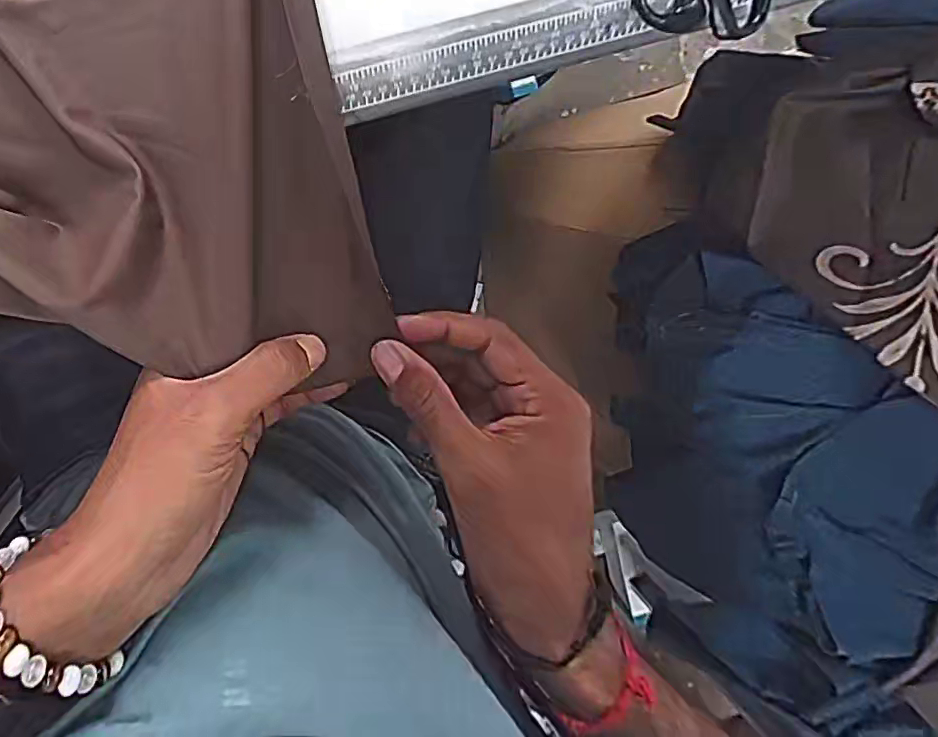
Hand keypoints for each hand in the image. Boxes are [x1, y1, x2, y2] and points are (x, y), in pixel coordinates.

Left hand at [0, 335, 344, 659]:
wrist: (133, 563)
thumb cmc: (156, 482)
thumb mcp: (214, 412)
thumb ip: (263, 373)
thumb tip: (312, 344)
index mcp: (179, 362)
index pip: (229, 321)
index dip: (266, 307)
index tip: (307, 291)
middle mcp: (196, 383)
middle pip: (251, 351)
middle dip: (289, 337)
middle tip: (335, 316)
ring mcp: (215, 416)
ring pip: (265, 382)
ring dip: (299, 370)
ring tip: (343, 349)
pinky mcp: (231, 447)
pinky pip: (271, 413)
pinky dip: (298, 401)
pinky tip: (325, 389)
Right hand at [372, 312, 596, 662]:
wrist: (542, 609)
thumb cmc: (519, 539)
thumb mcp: (465, 460)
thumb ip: (426, 399)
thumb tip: (388, 352)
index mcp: (549, 398)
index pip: (492, 338)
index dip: (443, 327)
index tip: (398, 328)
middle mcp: (543, 402)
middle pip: (482, 357)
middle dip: (433, 353)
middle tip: (388, 353)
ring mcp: (527, 424)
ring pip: (473, 381)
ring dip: (434, 379)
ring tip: (394, 381)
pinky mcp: (509, 443)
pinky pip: (471, 407)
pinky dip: (441, 405)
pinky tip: (413, 412)